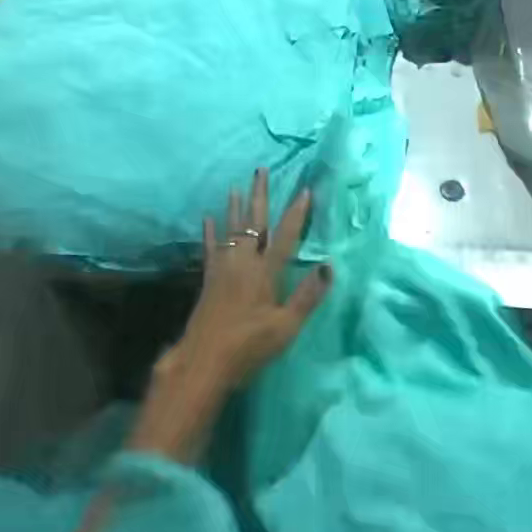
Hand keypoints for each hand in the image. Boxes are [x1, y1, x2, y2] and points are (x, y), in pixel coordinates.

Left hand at [163, 167, 329, 389]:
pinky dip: (210, 231)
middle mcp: (244, 262)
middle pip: (254, 223)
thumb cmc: (248, 346)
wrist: (202, 361)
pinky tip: (208, 218)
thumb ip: (307, 296)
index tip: (305, 190)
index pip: (286, 235)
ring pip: (231, 229)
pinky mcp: (208, 278)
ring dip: (236, 207)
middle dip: (259, 195)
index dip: (296, 213)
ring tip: (237, 186)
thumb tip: (329, 265)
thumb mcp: (285, 327)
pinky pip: (210, 247)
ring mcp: (223, 268)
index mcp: (265, 272)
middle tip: (260, 170)